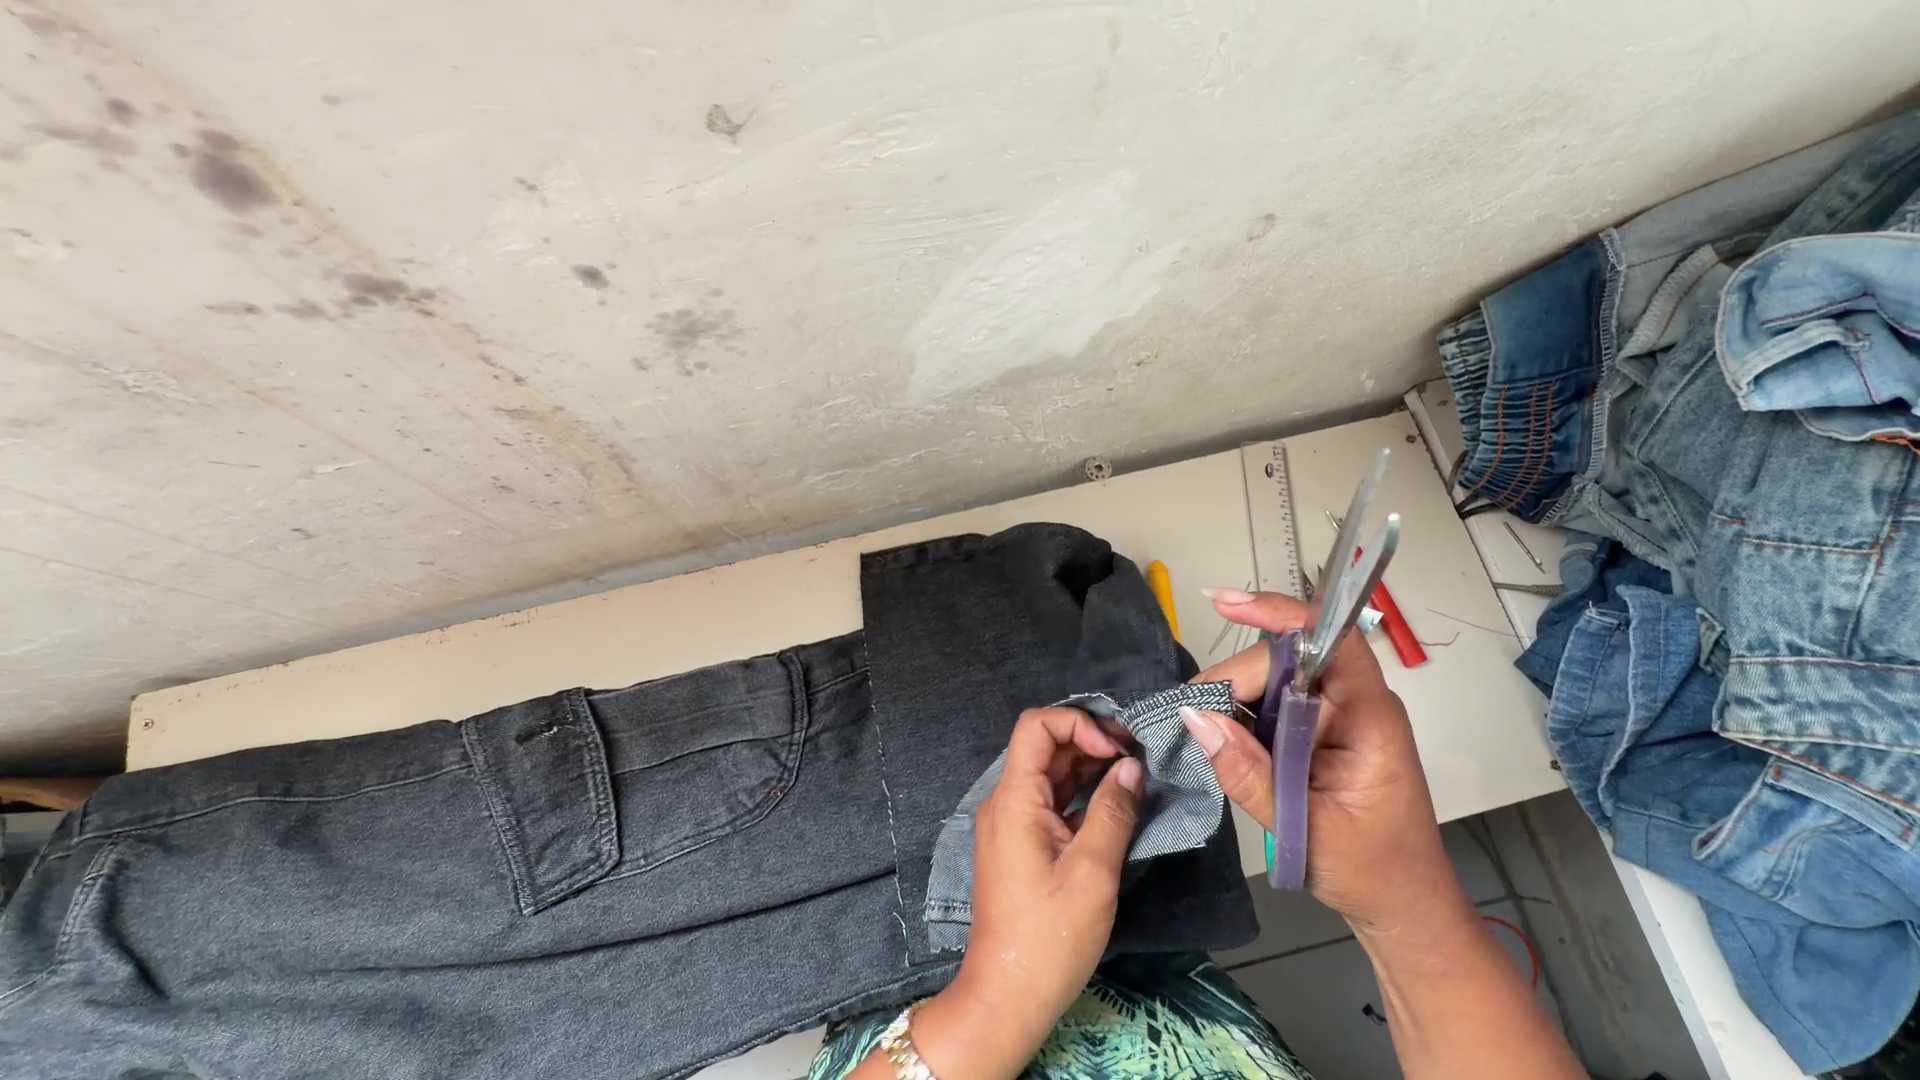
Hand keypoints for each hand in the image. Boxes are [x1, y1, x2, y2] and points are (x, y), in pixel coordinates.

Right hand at [1180, 589, 1469, 936]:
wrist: (1403, 907)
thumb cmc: (1371, 871)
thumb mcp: (1302, 828)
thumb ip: (1248, 774)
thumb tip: (1194, 718)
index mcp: (1368, 719)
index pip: (1330, 641)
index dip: (1279, 614)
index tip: (1224, 604)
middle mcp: (1352, 705)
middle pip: (1287, 660)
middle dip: (1236, 676)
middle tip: (1191, 712)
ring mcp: (1333, 717)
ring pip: (1274, 680)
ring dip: (1232, 695)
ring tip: (1195, 722)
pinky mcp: (1316, 733)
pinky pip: (1272, 705)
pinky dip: (1239, 714)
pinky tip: (1214, 731)